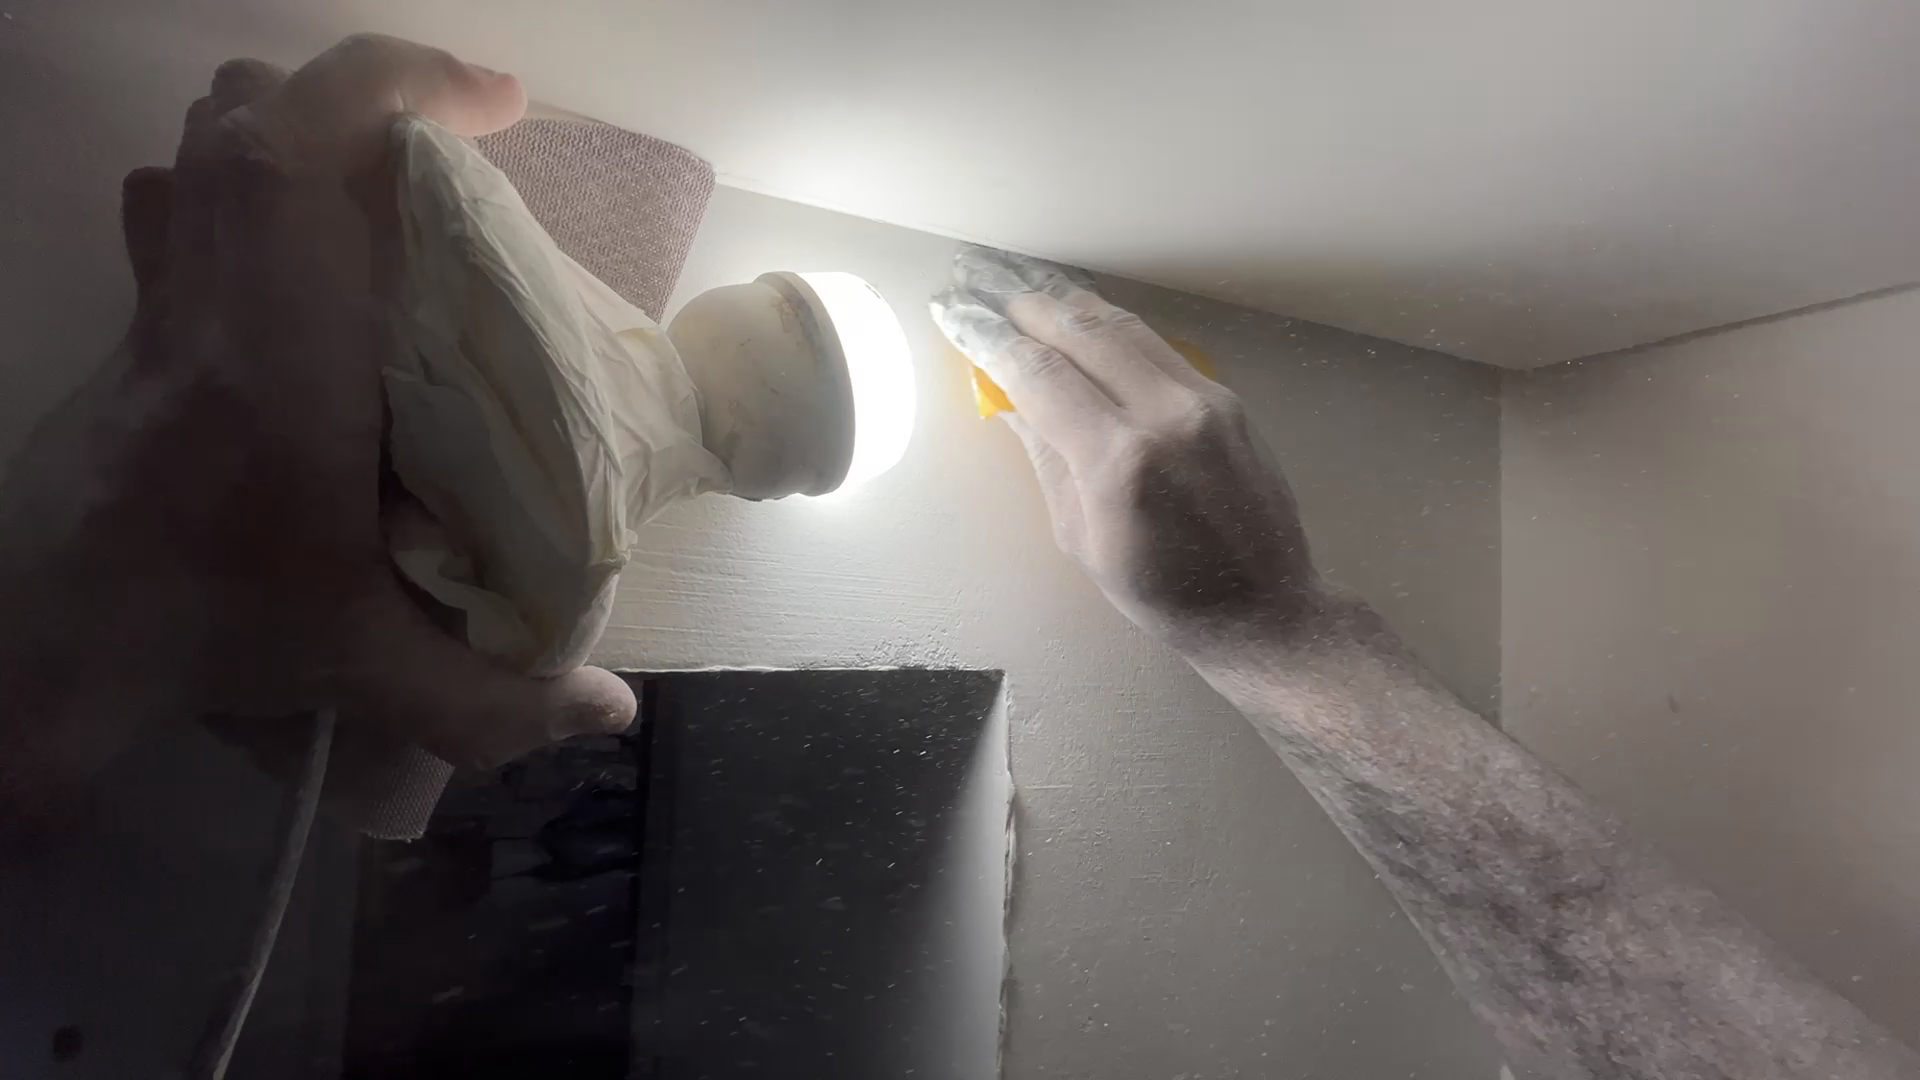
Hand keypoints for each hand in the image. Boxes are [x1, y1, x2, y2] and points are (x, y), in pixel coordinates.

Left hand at [0, 35, 633, 829]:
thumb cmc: (201, 643)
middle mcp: (214, 315)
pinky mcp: (148, 328)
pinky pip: (188, 203)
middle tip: (476, 140)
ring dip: (313, 125)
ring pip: (208, 148)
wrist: (22, 652)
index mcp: (278, 372)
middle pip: (252, 125)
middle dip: (372, 93)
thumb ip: (500, 704)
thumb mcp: (370, 681)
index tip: (499, 97)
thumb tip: (619, 713)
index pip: (299, 168)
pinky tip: (327, 233)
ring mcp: (167, 312)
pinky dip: (258, 178)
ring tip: (415, 173)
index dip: (397, 93)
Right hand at [931, 248, 1319, 656]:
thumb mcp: (1080, 538)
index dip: (989, 339)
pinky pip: (1155, 344)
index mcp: (1119, 461)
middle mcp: (1165, 413)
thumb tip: (1012, 401)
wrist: (1262, 607)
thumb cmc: (1159, 593)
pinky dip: (1109, 323)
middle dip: (1023, 300)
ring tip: (1023, 283)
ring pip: (1123, 325)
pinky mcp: (1226, 397)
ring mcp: (1204, 398)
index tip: (954, 312)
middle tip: (980, 277)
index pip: (1039, 376)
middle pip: (1082, 331)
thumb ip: (1047, 459)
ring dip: (1066, 300)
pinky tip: (1081, 314)